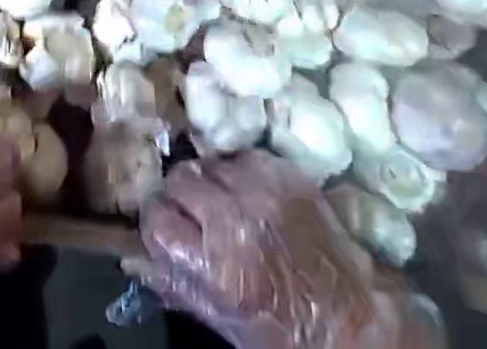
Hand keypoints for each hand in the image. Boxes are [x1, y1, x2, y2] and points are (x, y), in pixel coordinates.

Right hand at [128, 151, 444, 348]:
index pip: (156, 217)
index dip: (157, 221)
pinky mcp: (286, 174)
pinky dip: (240, 171)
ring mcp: (262, 191)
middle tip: (195, 212)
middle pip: (179, 180)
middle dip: (181, 196)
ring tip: (223, 200)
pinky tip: (249, 192)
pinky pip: (243, 156)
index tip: (166, 226)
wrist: (353, 323)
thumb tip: (133, 255)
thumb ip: (173, 282)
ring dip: (210, 181)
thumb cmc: (282, 331)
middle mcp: (234, 219)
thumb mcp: (220, 320)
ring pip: (209, 163)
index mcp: (214, 265)